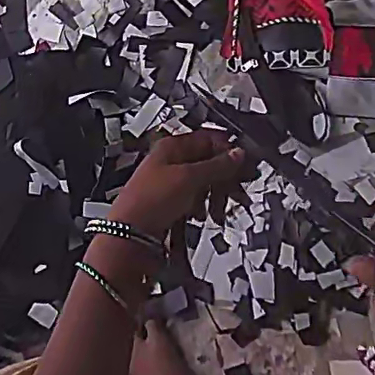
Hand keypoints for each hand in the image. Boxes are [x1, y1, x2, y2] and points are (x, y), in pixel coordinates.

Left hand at [108, 131, 250, 234]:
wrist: (131, 235)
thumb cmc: (148, 201)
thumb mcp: (189, 178)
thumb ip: (216, 166)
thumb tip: (237, 154)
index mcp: (171, 147)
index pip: (207, 138)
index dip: (227, 149)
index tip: (244, 162)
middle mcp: (170, 162)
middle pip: (207, 162)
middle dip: (224, 177)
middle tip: (237, 189)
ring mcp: (170, 184)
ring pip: (203, 183)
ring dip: (215, 195)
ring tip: (218, 209)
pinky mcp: (171, 204)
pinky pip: (195, 200)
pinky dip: (203, 207)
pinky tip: (202, 215)